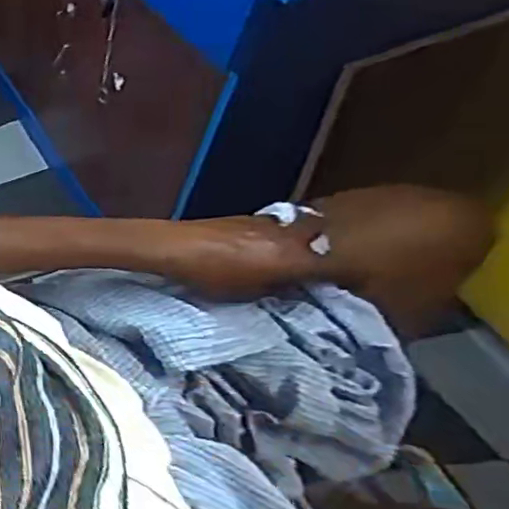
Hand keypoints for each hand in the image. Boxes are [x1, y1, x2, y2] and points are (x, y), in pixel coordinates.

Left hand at [158, 214, 326, 301]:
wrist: (176, 245)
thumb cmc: (209, 275)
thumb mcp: (244, 292)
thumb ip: (274, 288)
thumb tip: (290, 286)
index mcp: (297, 260)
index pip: (332, 266)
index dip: (331, 274)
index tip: (324, 280)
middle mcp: (292, 237)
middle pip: (320, 236)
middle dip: (317, 245)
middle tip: (302, 259)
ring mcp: (271, 222)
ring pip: (298, 225)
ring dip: (295, 235)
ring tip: (280, 248)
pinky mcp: (249, 215)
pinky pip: (274, 222)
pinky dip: (272, 231)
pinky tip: (256, 240)